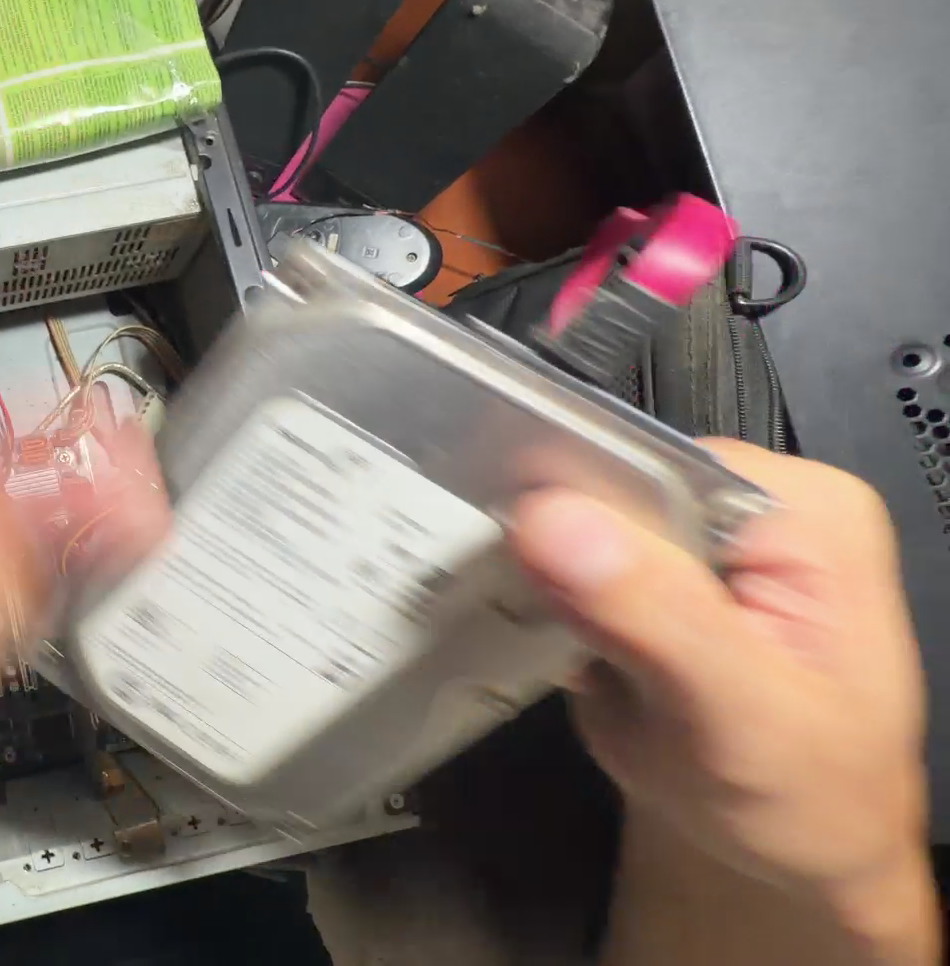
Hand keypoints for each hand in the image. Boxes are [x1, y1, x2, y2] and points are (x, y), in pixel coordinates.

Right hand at [511, 440, 936, 959]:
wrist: (768, 845)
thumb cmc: (792, 793)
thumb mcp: (737, 712)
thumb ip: (655, 614)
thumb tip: (550, 520)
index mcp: (793, 508)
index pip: (640, 465)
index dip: (569, 505)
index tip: (521, 564)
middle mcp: (731, 500)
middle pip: (589, 479)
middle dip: (540, 539)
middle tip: (519, 605)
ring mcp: (675, 534)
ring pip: (554, 513)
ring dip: (519, 563)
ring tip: (517, 617)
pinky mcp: (625, 568)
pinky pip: (544, 549)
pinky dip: (521, 585)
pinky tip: (521, 620)